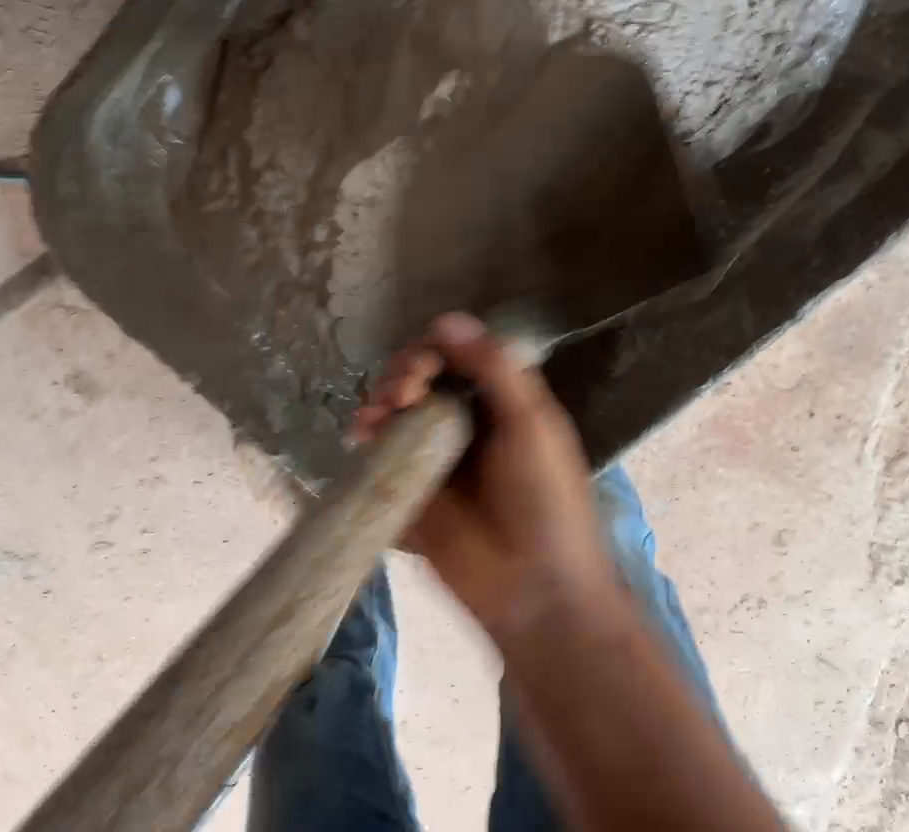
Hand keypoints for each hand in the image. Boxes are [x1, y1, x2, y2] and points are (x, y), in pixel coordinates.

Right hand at [350, 313, 622, 639]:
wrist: (534, 588)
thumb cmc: (544, 500)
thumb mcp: (531, 424)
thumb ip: (493, 368)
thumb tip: (446, 319)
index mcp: (499, 404)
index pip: (456, 357)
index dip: (434, 351)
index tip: (425, 363)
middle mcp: (463, 424)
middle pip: (418, 380)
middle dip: (404, 373)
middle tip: (405, 392)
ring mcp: (432, 459)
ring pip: (393, 412)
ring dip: (380, 400)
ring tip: (381, 413)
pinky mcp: (407, 492)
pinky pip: (378, 456)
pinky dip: (366, 438)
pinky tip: (363, 434)